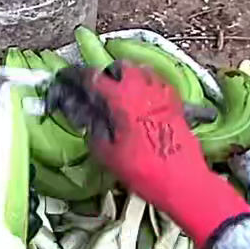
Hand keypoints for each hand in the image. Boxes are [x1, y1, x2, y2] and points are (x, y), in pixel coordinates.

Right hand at [51, 63, 249, 248]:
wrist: (183, 182)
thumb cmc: (141, 168)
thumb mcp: (105, 152)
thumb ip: (93, 127)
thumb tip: (87, 114)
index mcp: (120, 98)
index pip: (92, 76)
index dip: (75, 76)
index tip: (66, 78)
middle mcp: (142, 87)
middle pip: (120, 66)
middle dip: (107, 74)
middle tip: (100, 90)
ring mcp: (162, 92)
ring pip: (142, 70)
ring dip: (129, 77)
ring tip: (122, 93)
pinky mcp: (177, 102)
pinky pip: (158, 83)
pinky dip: (147, 86)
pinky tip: (143, 102)